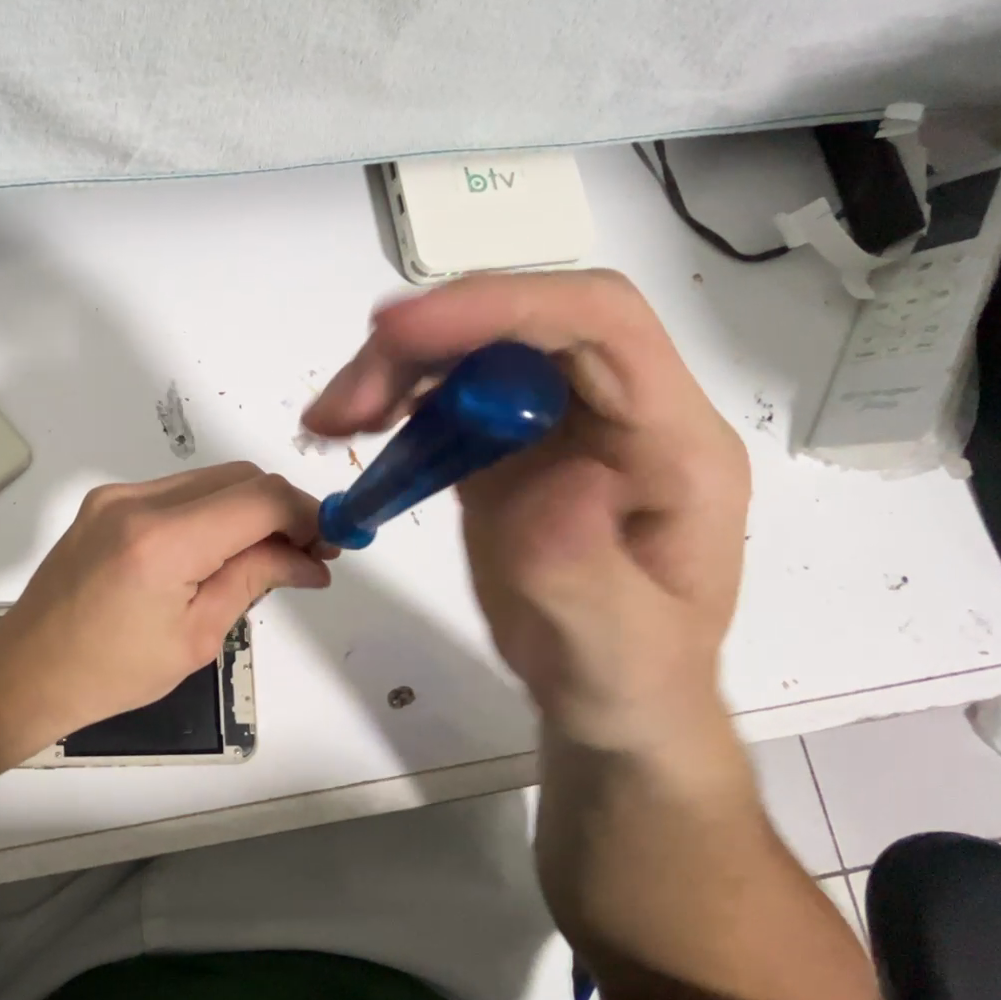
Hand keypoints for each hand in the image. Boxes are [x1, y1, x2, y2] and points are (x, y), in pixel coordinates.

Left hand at [0, 463, 332, 756]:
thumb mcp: (196, 637)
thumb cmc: (111, 672)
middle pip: (239, 478)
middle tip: (306, 556)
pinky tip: (218, 551)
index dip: (307, 515)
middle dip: (283, 510)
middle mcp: (137, 501)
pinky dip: (211, 511)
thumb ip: (254, 580)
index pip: (260, 498)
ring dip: (248, 509)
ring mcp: (115, 496)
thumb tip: (310, 559)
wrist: (29, 668)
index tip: (330, 545)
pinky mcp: (105, 501)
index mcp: (162, 541)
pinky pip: (177, 491)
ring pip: (210, 479)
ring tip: (266, 557)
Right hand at [304, 271, 750, 752]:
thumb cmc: (625, 677)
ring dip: (394, 369)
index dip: (501, 309)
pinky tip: (351, 428)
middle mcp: (616, 410)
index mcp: (669, 441)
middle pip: (522, 324)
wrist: (605, 691)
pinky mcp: (508, 443)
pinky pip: (448, 392)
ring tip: (331, 421)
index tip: (399, 334)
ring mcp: (559, 422)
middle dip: (424, 343)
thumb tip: (556, 478)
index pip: (599, 325)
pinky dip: (392, 398)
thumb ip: (586, 573)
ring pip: (474, 349)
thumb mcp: (616, 650)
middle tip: (341, 406)